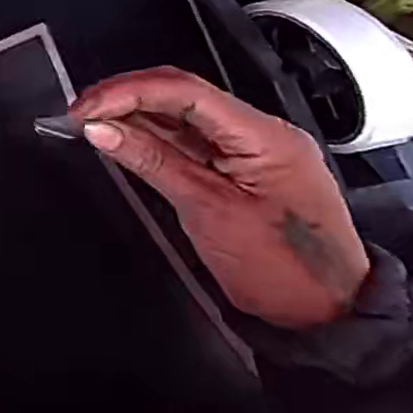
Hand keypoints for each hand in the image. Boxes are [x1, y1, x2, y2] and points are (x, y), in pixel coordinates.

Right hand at [72, 67, 369, 328]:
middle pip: (181, 93)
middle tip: (80, 112)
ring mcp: (249, 146)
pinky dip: (150, 134)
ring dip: (134, 113)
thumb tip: (99, 129)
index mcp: (263, 135)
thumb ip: (151, 161)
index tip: (86, 108)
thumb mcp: (207, 212)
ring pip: (180, 112)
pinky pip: (187, 136)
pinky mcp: (238, 163)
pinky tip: (121, 137)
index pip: (185, 91)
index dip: (127, 92)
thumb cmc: (281, 271)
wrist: (331, 321)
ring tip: (91, 122)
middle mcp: (259, 129)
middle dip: (126, 96)